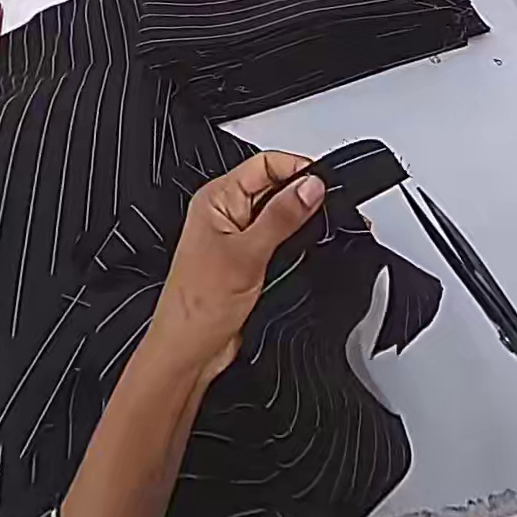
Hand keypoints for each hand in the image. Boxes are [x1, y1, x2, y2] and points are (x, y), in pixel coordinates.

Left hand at [148, 152, 326, 383]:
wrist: (189, 352)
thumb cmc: (196, 307)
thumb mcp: (247, 254)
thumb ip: (282, 217)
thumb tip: (310, 186)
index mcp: (217, 198)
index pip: (264, 164)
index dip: (296, 168)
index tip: (323, 182)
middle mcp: (227, 212)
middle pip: (275, 186)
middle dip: (302, 194)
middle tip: (327, 207)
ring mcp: (239, 236)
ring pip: (281, 213)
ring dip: (301, 220)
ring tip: (319, 229)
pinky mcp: (251, 258)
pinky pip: (280, 239)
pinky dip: (297, 242)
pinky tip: (306, 250)